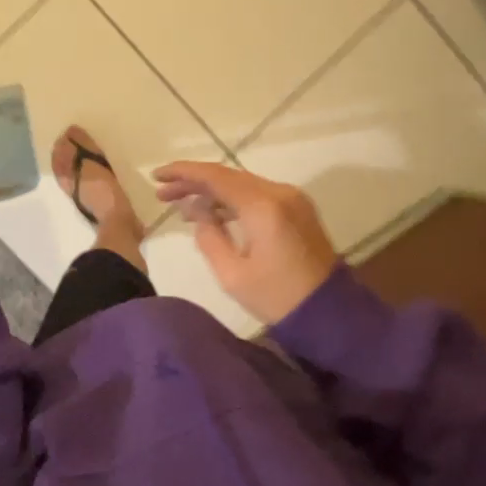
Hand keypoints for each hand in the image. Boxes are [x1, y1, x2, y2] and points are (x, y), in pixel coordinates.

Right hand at [152, 163, 337, 323]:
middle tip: (162, 194)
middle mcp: (279, 193)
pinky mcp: (297, 209)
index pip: (215, 176)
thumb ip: (208, 236)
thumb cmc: (277, 298)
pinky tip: (212, 212)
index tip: (156, 176)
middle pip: (228, 176)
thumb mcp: (232, 273)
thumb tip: (195, 210)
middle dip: (193, 182)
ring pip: (242, 184)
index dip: (182, 173)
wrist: (329, 312)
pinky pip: (258, 194)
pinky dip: (232, 199)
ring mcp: (292, 199)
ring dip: (212, 190)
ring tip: (181, 205)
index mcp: (263, 207)